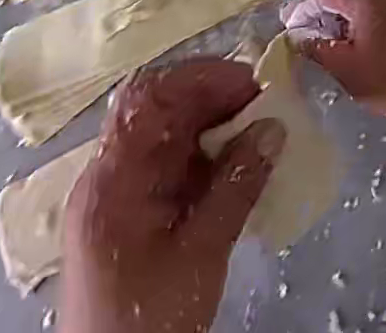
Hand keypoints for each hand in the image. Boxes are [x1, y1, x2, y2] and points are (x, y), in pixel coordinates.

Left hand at [60, 60, 284, 332]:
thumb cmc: (146, 322)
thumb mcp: (200, 253)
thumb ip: (237, 186)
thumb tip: (273, 129)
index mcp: (112, 176)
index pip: (148, 98)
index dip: (198, 78)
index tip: (248, 81)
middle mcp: (111, 172)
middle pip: (157, 109)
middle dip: (211, 96)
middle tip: (261, 100)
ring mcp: (122, 191)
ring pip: (167, 134)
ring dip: (212, 123)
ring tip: (257, 124)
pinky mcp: (136, 211)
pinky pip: (172, 163)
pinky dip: (206, 154)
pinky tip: (239, 159)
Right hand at [283, 0, 385, 116]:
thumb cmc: (382, 80)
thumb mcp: (340, 65)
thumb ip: (314, 46)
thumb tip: (296, 37)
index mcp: (365, 1)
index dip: (305, 8)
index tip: (291, 26)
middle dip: (320, 14)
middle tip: (302, 35)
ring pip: (355, 4)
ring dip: (337, 20)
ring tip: (321, 43)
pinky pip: (369, 13)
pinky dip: (354, 24)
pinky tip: (346, 45)